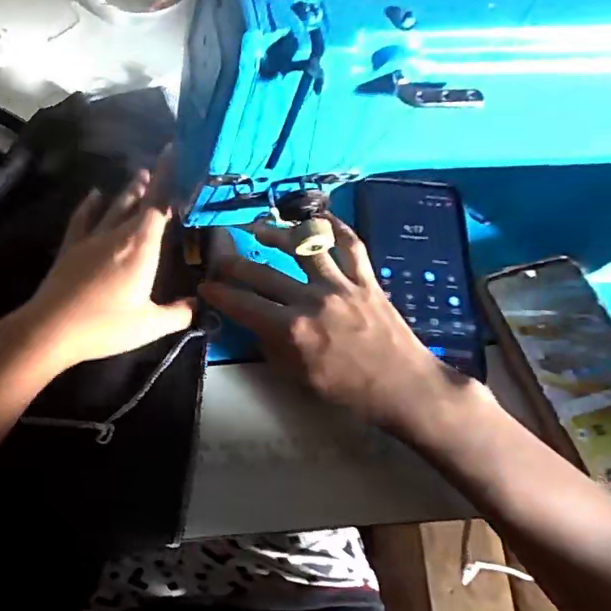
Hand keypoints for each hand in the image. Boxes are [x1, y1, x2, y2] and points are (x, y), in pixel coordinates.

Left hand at [17, 149, 196, 370]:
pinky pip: (82, 218)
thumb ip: (178, 313)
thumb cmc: (105, 326)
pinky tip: (95, 194)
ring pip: (113, 206)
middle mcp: (116, 234)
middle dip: (150, 183)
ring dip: (127, 191)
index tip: (176, 153)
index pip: (158, 205)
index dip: (169, 179)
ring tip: (139, 175)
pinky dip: (90, 204)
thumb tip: (198, 305)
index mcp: (140, 247)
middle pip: (136, 201)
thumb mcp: (150, 325)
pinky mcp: (70, 248)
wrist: (50, 329)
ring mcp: (90, 238)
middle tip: (160, 166)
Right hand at [198, 215, 470, 431]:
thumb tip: (256, 325)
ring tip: (260, 227)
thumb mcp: (300, 379)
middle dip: (235, 263)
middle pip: (264, 272)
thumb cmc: (350, 392)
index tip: (206, 285)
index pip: (244, 305)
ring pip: (304, 246)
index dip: (220, 293)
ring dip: (278, 232)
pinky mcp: (366, 279)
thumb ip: (274, 348)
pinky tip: (322, 219)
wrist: (405, 387)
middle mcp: (312, 300)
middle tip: (220, 255)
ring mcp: (341, 285)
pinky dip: (337, 228)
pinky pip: (351, 245)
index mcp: (292, 330)